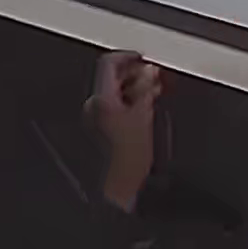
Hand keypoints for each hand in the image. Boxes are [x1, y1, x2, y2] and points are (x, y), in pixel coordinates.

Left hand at [83, 50, 161, 210]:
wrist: (115, 192)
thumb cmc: (126, 160)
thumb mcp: (143, 118)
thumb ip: (146, 89)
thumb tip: (150, 71)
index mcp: (101, 98)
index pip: (110, 63)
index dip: (128, 56)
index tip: (142, 58)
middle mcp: (94, 104)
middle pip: (112, 77)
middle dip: (134, 73)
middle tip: (153, 74)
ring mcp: (95, 117)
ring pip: (114, 91)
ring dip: (133, 87)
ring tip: (153, 90)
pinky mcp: (100, 129)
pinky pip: (114, 105)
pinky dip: (129, 101)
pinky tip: (143, 107)